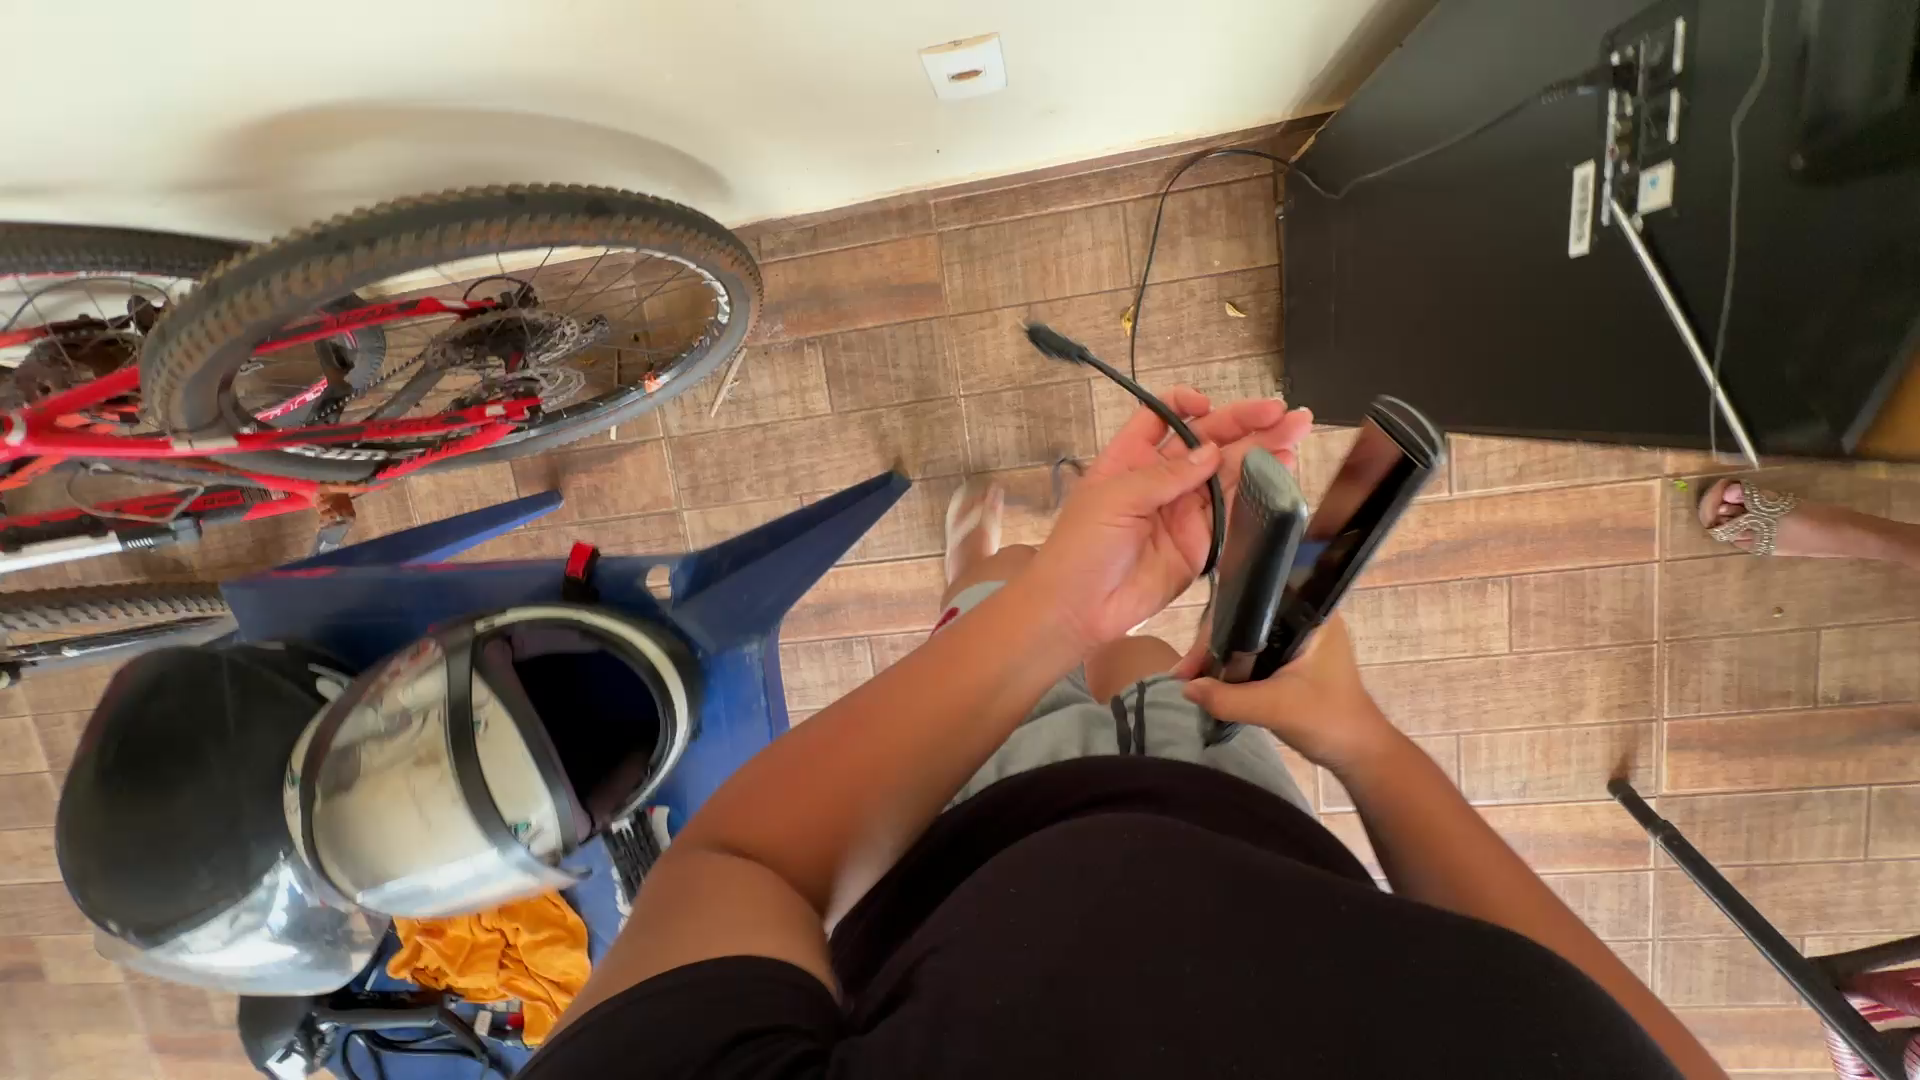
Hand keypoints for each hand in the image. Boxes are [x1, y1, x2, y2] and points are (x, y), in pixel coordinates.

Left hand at [1024, 388, 1311, 647]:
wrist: (1078, 608)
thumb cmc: (1080, 548)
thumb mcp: (1114, 499)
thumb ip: (1165, 476)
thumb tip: (1211, 452)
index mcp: (1130, 459)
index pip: (1161, 417)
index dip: (1187, 406)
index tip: (1208, 406)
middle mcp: (1160, 480)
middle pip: (1207, 442)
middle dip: (1244, 424)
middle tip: (1284, 413)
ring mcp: (1183, 511)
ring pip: (1228, 473)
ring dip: (1262, 451)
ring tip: (1297, 431)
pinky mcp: (1201, 543)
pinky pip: (1233, 513)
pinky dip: (1258, 492)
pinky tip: (1281, 470)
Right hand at [1180, 616, 1403, 771]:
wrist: (1358, 754)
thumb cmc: (1328, 721)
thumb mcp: (1274, 708)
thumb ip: (1228, 698)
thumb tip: (1185, 687)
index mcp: (1310, 613)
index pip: (1251, 602)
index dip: (1216, 625)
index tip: (1194, 657)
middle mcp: (1301, 617)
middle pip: (1242, 618)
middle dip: (1211, 645)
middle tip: (1185, 673)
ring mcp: (1295, 637)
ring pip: (1243, 636)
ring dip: (1217, 657)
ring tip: (1190, 678)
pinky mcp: (1288, 658)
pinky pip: (1249, 653)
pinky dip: (1229, 667)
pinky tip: (1209, 681)